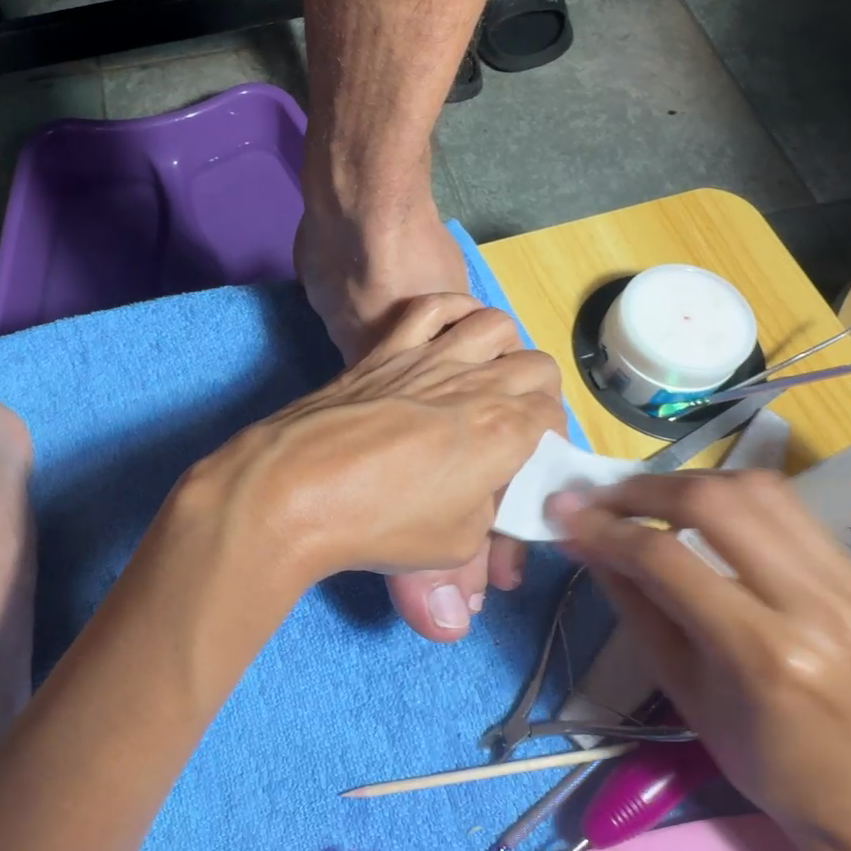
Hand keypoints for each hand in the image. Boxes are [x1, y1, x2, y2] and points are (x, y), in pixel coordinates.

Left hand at [182, 294, 563, 592]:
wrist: (298, 488)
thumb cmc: (379, 524)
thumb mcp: (455, 543)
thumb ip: (486, 517)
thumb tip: (487, 507)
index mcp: (506, 432)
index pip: (553, 417)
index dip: (547, 438)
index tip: (529, 459)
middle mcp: (478, 383)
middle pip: (536, 365)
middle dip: (536, 391)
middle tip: (515, 420)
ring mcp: (430, 356)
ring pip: (494, 325)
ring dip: (503, 346)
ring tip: (488, 372)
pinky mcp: (388, 346)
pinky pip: (433, 307)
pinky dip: (452, 310)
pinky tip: (449, 331)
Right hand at [549, 472, 850, 850]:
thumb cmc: (769, 764)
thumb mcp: (684, 691)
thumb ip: (634, 604)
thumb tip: (582, 541)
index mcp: (762, 654)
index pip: (666, 558)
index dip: (605, 527)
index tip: (564, 511)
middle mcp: (813, 606)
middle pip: (714, 502)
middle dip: (643, 488)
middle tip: (602, 497)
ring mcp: (849, 585)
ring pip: (756, 489)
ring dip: (688, 482)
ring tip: (649, 499)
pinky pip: (789, 509)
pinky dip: (732, 497)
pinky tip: (703, 512)